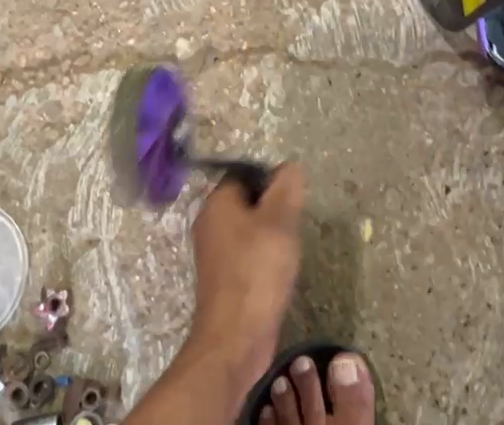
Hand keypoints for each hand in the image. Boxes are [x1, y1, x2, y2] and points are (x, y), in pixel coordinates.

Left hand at [186, 163, 306, 390]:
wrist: (235, 336)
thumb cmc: (257, 271)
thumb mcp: (280, 220)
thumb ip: (286, 187)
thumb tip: (289, 166)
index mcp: (217, 202)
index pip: (244, 173)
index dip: (271, 180)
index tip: (292, 199)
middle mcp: (209, 222)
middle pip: (246, 200)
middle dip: (273, 209)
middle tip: (294, 224)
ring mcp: (213, 252)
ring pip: (247, 228)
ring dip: (270, 234)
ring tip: (288, 249)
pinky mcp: (222, 277)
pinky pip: (245, 253)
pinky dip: (262, 256)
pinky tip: (278, 271)